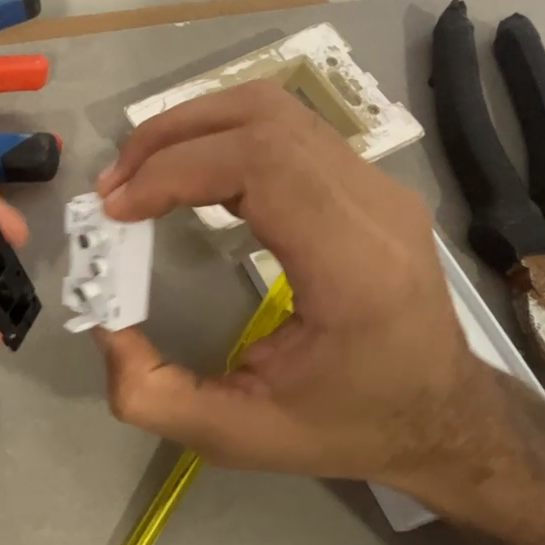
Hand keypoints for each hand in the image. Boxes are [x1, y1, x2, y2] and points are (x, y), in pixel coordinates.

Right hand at [95, 81, 489, 489]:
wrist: (442, 418)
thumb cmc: (344, 428)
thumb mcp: (234, 435)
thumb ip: (152, 393)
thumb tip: (102, 323)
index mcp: (352, 267)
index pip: (259, 165)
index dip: (172, 170)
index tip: (116, 210)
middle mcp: (375, 208)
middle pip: (261, 120)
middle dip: (168, 139)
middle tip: (113, 187)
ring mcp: (378, 186)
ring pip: (273, 109)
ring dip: (192, 128)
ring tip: (140, 173)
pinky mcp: (367, 183)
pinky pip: (285, 128)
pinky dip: (220, 136)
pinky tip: (186, 174)